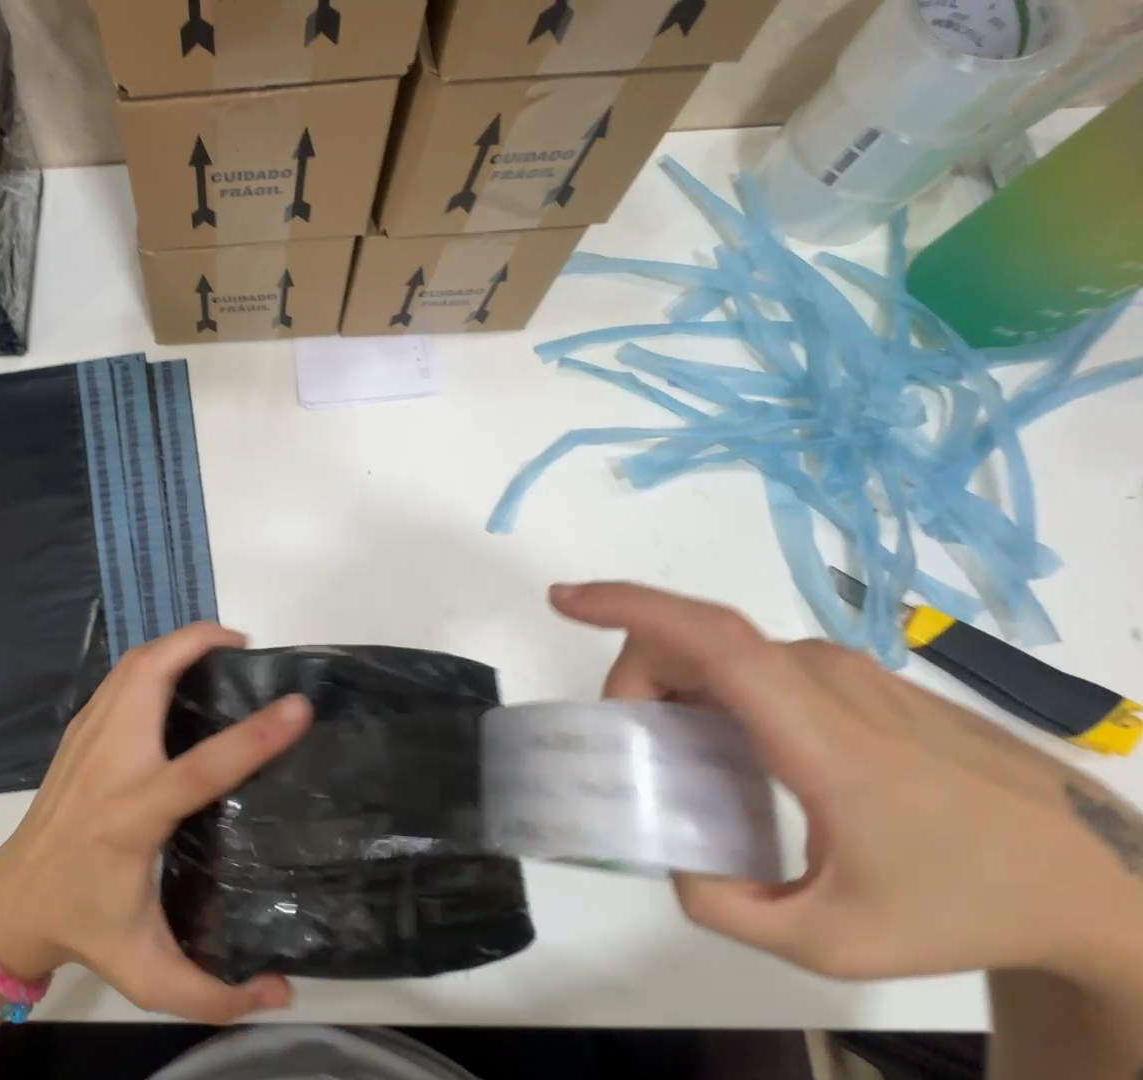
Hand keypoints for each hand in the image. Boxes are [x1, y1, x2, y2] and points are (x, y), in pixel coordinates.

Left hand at [0, 623, 311, 1022]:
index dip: (254, 736)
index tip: (298, 706)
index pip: (201, 766)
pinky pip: (118, 678)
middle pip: (148, 677)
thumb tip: (285, 994)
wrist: (11, 901)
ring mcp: (87, 741)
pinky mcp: (78, 734)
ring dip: (175, 644)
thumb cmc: (85, 927)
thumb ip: (214, 993)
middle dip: (196, 643)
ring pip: (130, 667)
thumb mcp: (148, 972)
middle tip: (247, 646)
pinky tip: (179, 673)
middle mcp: (109, 764)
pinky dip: (152, 659)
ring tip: (221, 649)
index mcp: (132, 815)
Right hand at [550, 582, 1142, 990]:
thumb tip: (667, 857)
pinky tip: (728, 758)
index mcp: (824, 738)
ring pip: (721, 655)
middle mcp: (829, 682)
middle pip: (694, 644)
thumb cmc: (964, 903)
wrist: (1095, 876)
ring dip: (671, 691)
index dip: (631, 607)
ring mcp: (848, 675)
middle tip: (626, 753)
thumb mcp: (833, 941)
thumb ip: (724, 907)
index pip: (715, 641)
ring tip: (675, 764)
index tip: (564, 598)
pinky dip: (709, 696)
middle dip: (634, 682)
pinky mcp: (856, 681)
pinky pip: (755, 669)